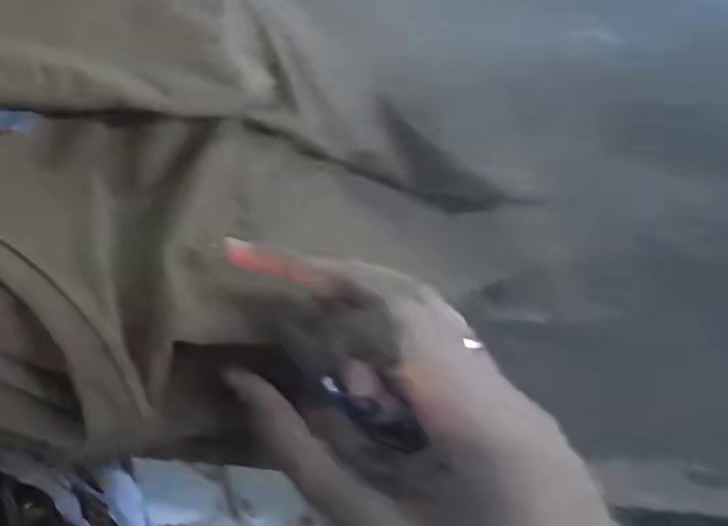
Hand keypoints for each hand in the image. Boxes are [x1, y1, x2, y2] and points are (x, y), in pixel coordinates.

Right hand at [222, 244, 610, 525]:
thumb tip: (234, 375)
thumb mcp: (362, 519)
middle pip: (409, 300)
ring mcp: (521, 412)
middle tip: (266, 279)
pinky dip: (385, 364)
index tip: (242, 256)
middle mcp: (508, 400)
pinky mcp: (519, 429)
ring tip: (340, 392)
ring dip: (360, 338)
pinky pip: (437, 363)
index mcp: (479, 419)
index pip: (392, 302)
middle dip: (331, 285)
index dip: (313, 268)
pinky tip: (370, 408)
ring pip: (420, 328)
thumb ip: (292, 441)